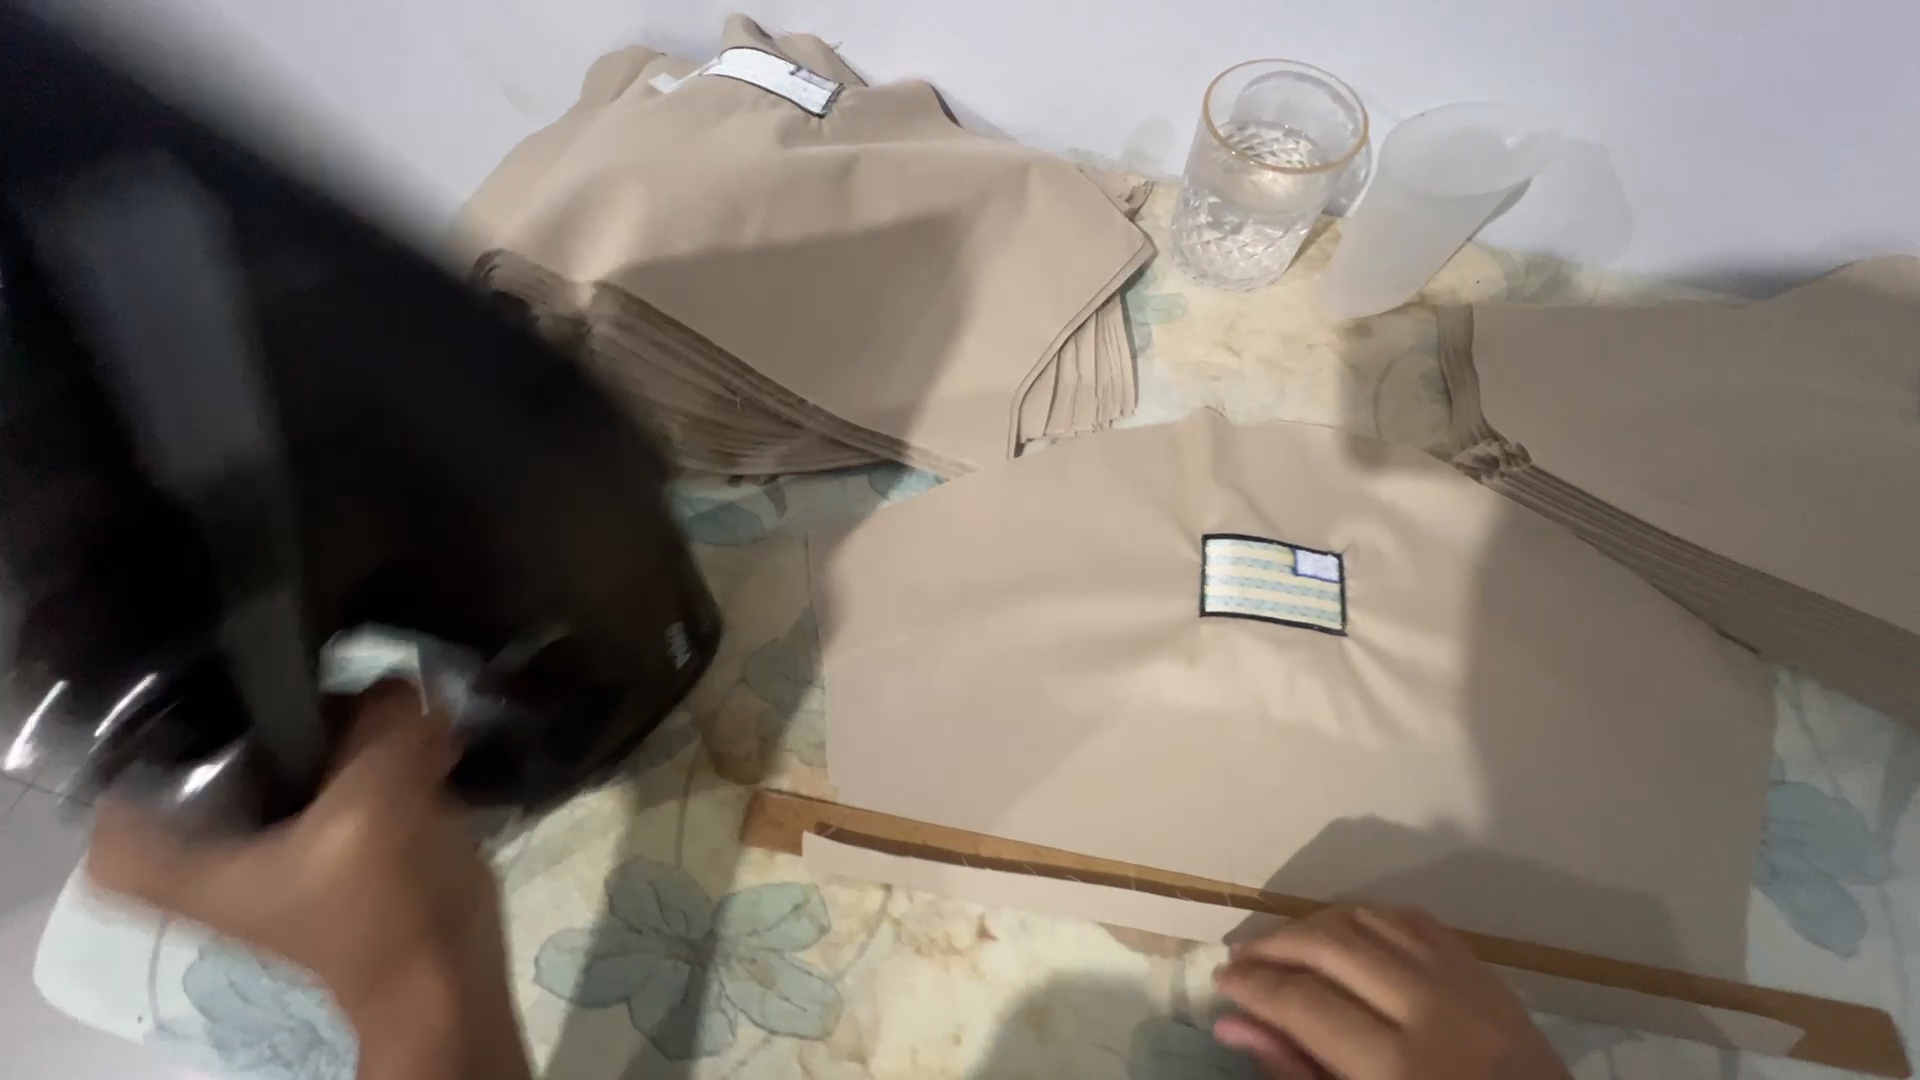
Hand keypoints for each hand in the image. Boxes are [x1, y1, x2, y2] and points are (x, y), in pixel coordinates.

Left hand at [87, 682, 528, 1079]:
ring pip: (305, 742)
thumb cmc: (383, 908)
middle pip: (245, 732)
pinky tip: (433, 747)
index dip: (230, 700)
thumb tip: (401, 680)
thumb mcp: (377, 805)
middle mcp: (201, 835)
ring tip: (415, 726)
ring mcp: (271, 832)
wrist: (442, 974)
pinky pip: (348, 763)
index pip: (160, 740)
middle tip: (376, 697)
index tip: (302, 677)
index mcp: (160, 850)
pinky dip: (388, 749)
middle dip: (318, 708)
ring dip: (366, 729)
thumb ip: (384, 728)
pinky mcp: (330, 832)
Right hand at [1212, 905, 1571, 1079]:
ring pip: (1362, 918)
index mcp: (1403, 1071)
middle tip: (1242, 961)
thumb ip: (1298, 1071)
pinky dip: (1362, 918)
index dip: (1253, 986)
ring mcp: (1465, 984)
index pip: (1304, 1001)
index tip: (1221, 980)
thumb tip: (1230, 1021)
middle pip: (1328, 945)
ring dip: (1311, 926)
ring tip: (1283, 949)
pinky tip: (1339, 938)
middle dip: (1271, 946)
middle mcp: (1435, 1013)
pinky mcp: (1484, 971)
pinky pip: (1406, 917)